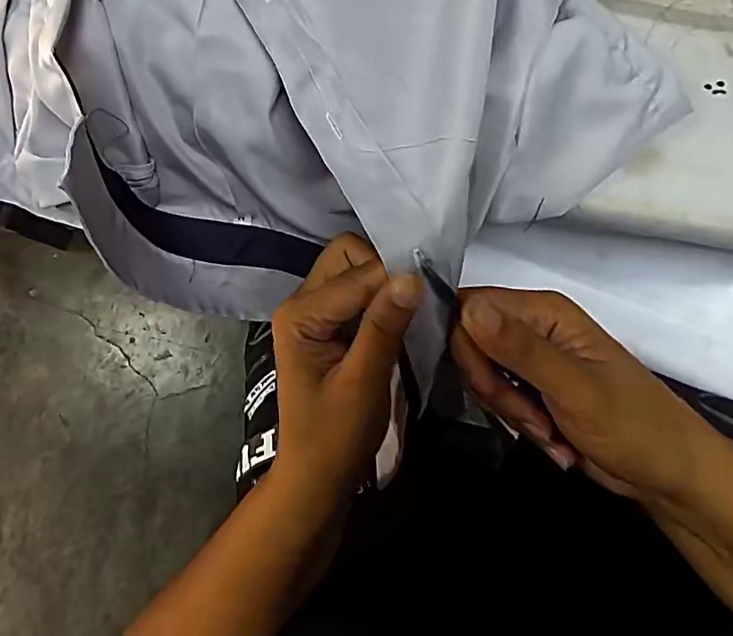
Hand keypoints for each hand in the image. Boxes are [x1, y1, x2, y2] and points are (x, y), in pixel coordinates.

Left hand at [266, 233, 422, 504]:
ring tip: (412, 308)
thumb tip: (412, 275)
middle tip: (415, 299)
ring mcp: (313, 311)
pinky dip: (380, 296)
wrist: (315, 477)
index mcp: (300, 314)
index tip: (432, 290)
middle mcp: (301, 302)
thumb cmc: (335, 438)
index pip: (353, 273)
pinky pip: (355, 290)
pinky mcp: (328, 323)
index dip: (392, 277)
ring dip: (383, 281)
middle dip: (382, 268)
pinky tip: (401, 316)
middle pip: (345, 255)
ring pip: (351, 268)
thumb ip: (384, 327)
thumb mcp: (363, 384)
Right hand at [452, 287, 732, 506]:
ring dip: (509, 409)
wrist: (676, 480)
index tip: (491, 383)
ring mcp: (533, 357)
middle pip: (472, 342)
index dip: (468, 344)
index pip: (471, 307)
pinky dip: (518, 420)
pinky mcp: (533, 386)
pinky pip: (499, 395)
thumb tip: (471, 309)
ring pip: (482, 372)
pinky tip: (551, 437)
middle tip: (529, 415)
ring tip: (549, 431)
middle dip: (493, 386)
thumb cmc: (638, 428)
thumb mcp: (577, 389)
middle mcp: (534, 326)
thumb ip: (520, 349)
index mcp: (544, 311)